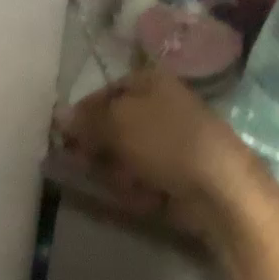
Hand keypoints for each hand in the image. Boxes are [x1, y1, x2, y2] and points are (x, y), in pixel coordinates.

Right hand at [63, 66, 256, 223]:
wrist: (220, 188)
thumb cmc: (166, 141)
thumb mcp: (118, 122)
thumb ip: (86, 120)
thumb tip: (58, 115)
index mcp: (150, 82)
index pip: (105, 92)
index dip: (83, 113)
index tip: (65, 137)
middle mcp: (161, 107)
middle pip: (113, 126)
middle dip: (98, 147)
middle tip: (85, 164)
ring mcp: (170, 142)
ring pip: (125, 156)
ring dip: (116, 172)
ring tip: (124, 183)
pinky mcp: (176, 174)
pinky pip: (143, 178)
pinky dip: (137, 189)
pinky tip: (143, 197)